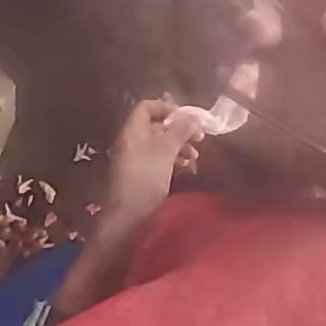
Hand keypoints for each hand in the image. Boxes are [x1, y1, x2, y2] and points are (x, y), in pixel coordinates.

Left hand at [54, 99, 204, 318]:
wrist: (126, 218)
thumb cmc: (145, 180)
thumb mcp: (166, 152)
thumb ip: (180, 131)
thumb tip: (194, 116)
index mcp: (133, 131)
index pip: (148, 107)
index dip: (168, 108)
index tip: (188, 118)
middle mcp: (132, 141)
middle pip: (157, 125)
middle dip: (179, 129)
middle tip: (199, 138)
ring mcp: (135, 158)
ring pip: (160, 143)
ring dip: (179, 146)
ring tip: (196, 157)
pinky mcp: (141, 174)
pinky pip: (158, 159)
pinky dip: (173, 160)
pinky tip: (187, 168)